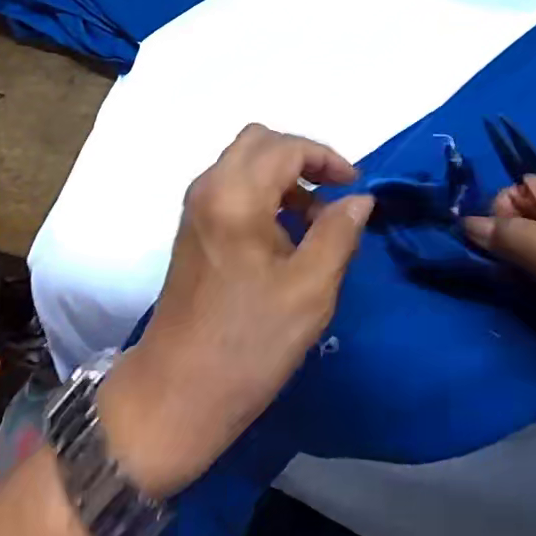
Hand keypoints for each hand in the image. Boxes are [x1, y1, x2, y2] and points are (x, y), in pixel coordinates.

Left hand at [97, 125, 374, 497]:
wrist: (176, 393)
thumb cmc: (248, 344)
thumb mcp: (310, 290)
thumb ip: (338, 233)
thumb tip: (359, 199)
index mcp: (235, 196)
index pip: (286, 147)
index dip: (326, 158)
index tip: (355, 188)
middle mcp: (209, 189)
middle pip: (259, 141)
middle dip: (302, 157)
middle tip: (334, 193)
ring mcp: (195, 208)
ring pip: (244, 162)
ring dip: (283, 175)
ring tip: (315, 221)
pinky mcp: (192, 228)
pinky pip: (232, 186)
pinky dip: (264, 192)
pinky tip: (285, 234)